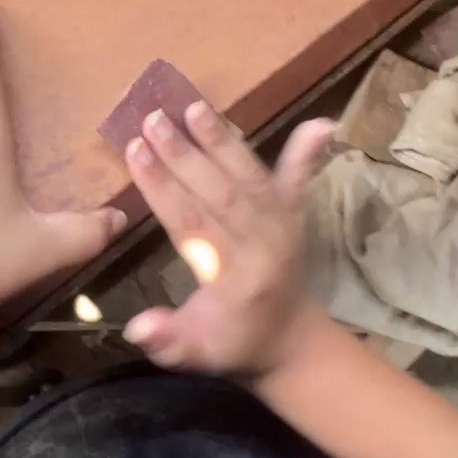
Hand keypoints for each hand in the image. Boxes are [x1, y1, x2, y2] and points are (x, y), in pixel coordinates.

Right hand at [121, 101, 333, 378]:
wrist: (288, 340)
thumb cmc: (232, 343)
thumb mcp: (197, 353)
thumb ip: (170, 341)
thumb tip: (138, 327)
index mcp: (234, 275)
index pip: (191, 221)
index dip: (161, 184)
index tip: (135, 148)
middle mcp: (262, 241)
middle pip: (218, 189)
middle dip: (183, 151)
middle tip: (152, 117)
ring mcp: (283, 223)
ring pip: (248, 174)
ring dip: (221, 138)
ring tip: (193, 104)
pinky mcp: (294, 212)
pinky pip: (299, 179)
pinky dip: (308, 152)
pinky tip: (322, 124)